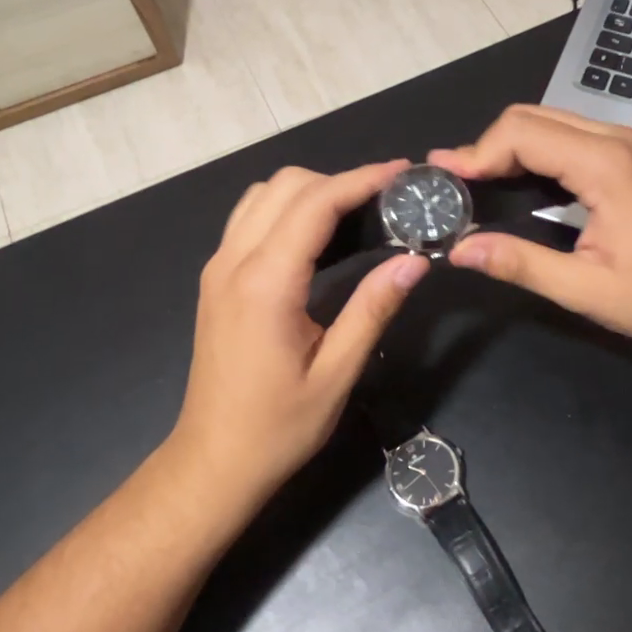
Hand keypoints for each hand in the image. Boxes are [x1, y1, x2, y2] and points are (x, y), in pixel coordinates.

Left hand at [168, 161, 430, 499]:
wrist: (215, 458)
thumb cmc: (279, 425)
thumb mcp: (337, 372)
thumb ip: (373, 308)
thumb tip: (416, 260)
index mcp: (266, 284)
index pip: (315, 204)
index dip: (361, 180)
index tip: (403, 172)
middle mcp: (233, 262)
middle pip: (285, 185)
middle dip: (339, 180)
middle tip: (387, 201)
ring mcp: (218, 268)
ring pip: (262, 195)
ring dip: (310, 190)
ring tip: (357, 214)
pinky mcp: (216, 280)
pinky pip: (250, 219)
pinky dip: (286, 209)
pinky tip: (319, 236)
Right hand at [429, 106, 631, 351]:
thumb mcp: (583, 289)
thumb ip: (519, 264)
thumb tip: (460, 251)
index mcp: (604, 165)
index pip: (522, 134)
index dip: (476, 153)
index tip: (443, 179)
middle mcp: (614, 140)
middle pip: (531, 117)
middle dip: (486, 146)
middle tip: (451, 183)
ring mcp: (623, 145)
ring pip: (547, 122)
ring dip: (507, 146)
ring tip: (473, 181)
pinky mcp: (626, 157)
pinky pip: (566, 137)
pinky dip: (532, 151)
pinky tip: (513, 180)